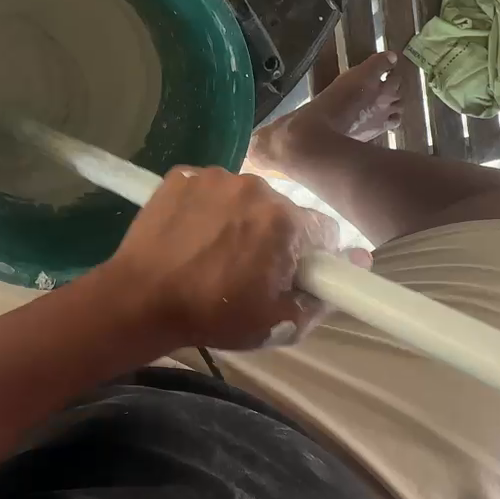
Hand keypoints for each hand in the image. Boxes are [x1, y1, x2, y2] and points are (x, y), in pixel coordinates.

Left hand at [90, 167, 341, 350]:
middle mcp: (252, 185)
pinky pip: (206, 189)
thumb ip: (325, 294)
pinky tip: (189, 234)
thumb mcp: (280, 322)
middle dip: (272, 235)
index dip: (313, 255)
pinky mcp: (179, 176)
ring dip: (237, 217)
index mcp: (285, 219)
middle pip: (279, 210)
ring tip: (212, 251)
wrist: (141, 297)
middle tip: (247, 268)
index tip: (293, 273)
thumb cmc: (214, 313)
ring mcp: (211, 176)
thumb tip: (358, 261)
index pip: (323, 229)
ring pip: (241, 196)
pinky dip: (204, 206)